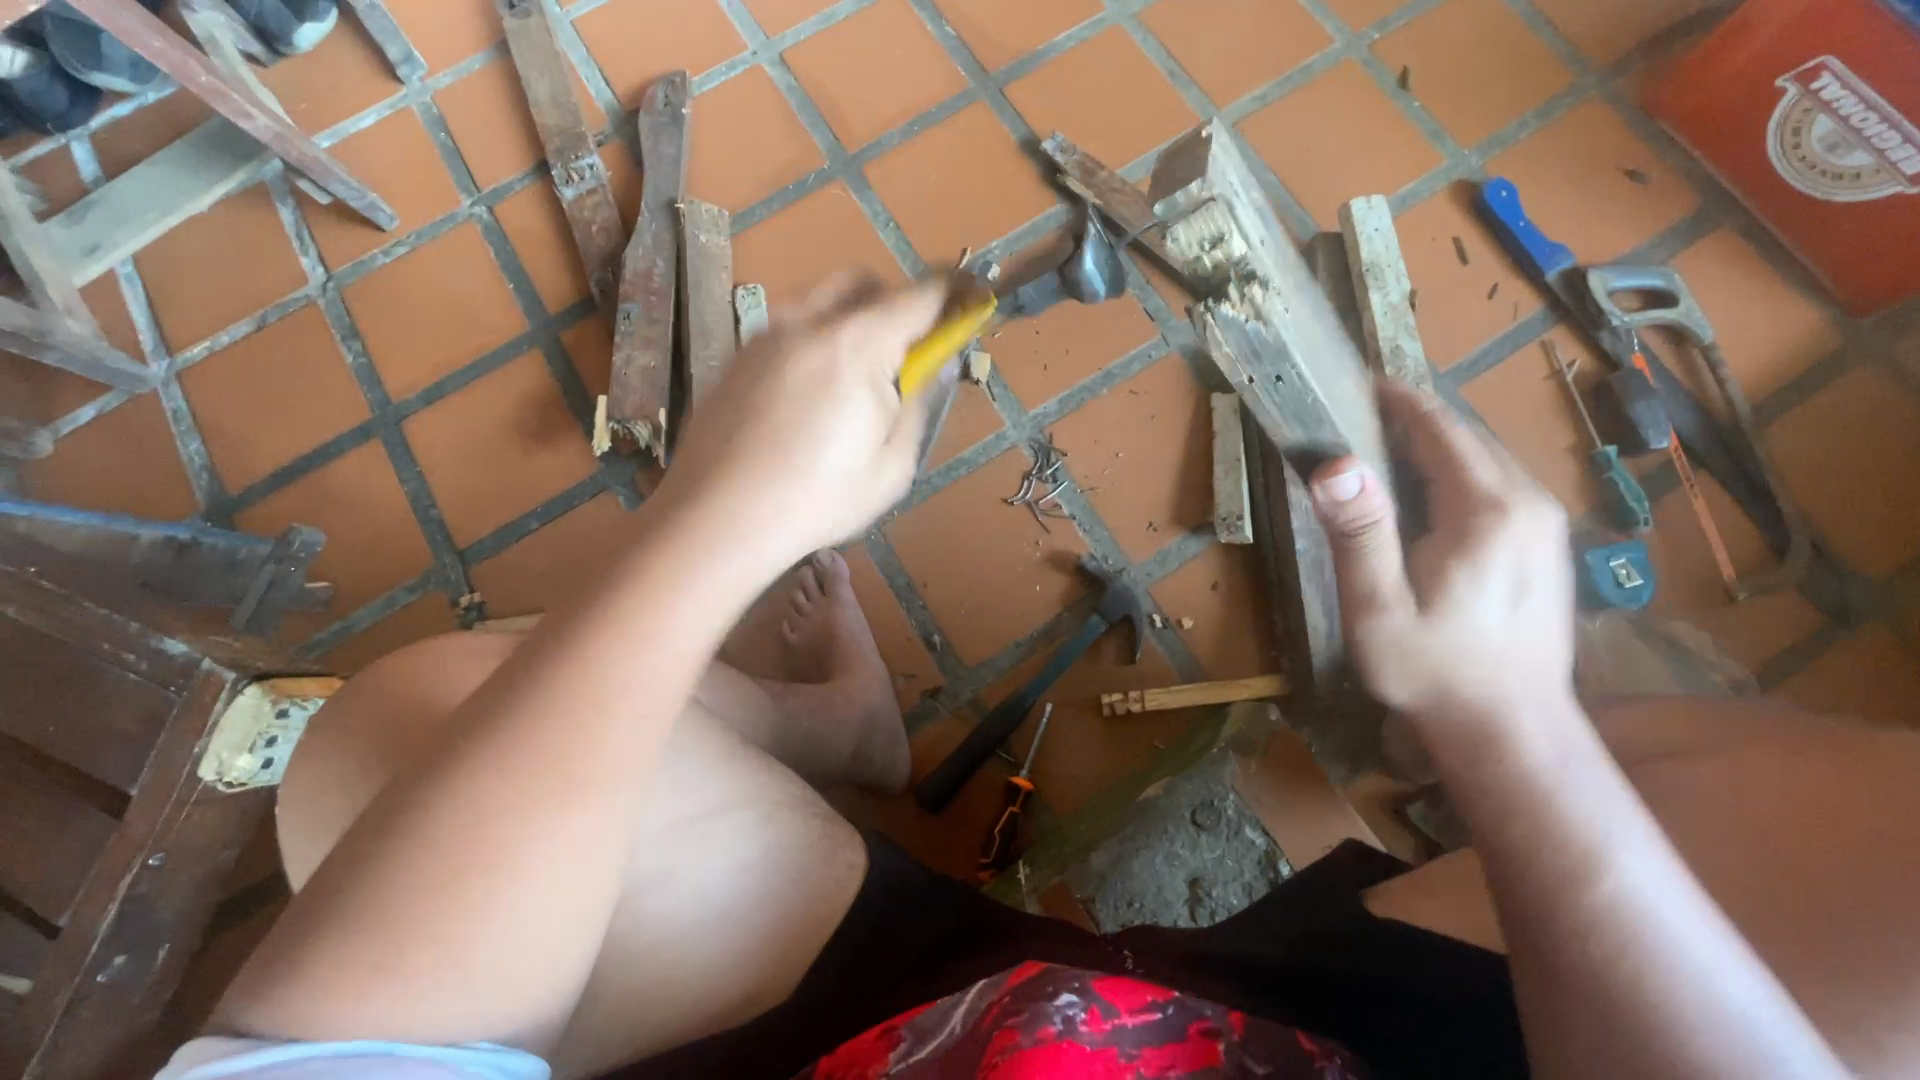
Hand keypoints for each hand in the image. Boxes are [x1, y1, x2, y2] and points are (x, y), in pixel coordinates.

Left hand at [657, 274, 950, 564]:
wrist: (715, 518)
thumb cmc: (817, 500)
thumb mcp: (892, 467)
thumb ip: (918, 404)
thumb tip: (930, 367)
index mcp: (857, 344)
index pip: (920, 296)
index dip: (953, 292)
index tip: (973, 297)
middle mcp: (809, 322)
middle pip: (864, 283)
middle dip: (894, 305)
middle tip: (903, 357)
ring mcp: (765, 336)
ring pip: (821, 305)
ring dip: (850, 326)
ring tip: (848, 390)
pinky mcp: (737, 357)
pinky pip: (789, 333)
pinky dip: (813, 347)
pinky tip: (805, 405)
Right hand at [1308, 381, 1575, 736]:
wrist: (1510, 728)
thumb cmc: (1433, 671)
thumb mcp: (1378, 610)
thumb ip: (1359, 535)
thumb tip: (1334, 463)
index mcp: (1485, 509)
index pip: (1439, 427)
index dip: (1397, 399)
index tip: (1356, 381)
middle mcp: (1527, 502)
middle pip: (1465, 436)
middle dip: (1412, 418)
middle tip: (1355, 415)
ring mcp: (1545, 523)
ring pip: (1484, 458)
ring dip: (1434, 444)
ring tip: (1381, 447)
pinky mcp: (1546, 543)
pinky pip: (1497, 483)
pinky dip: (1456, 471)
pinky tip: (1425, 495)